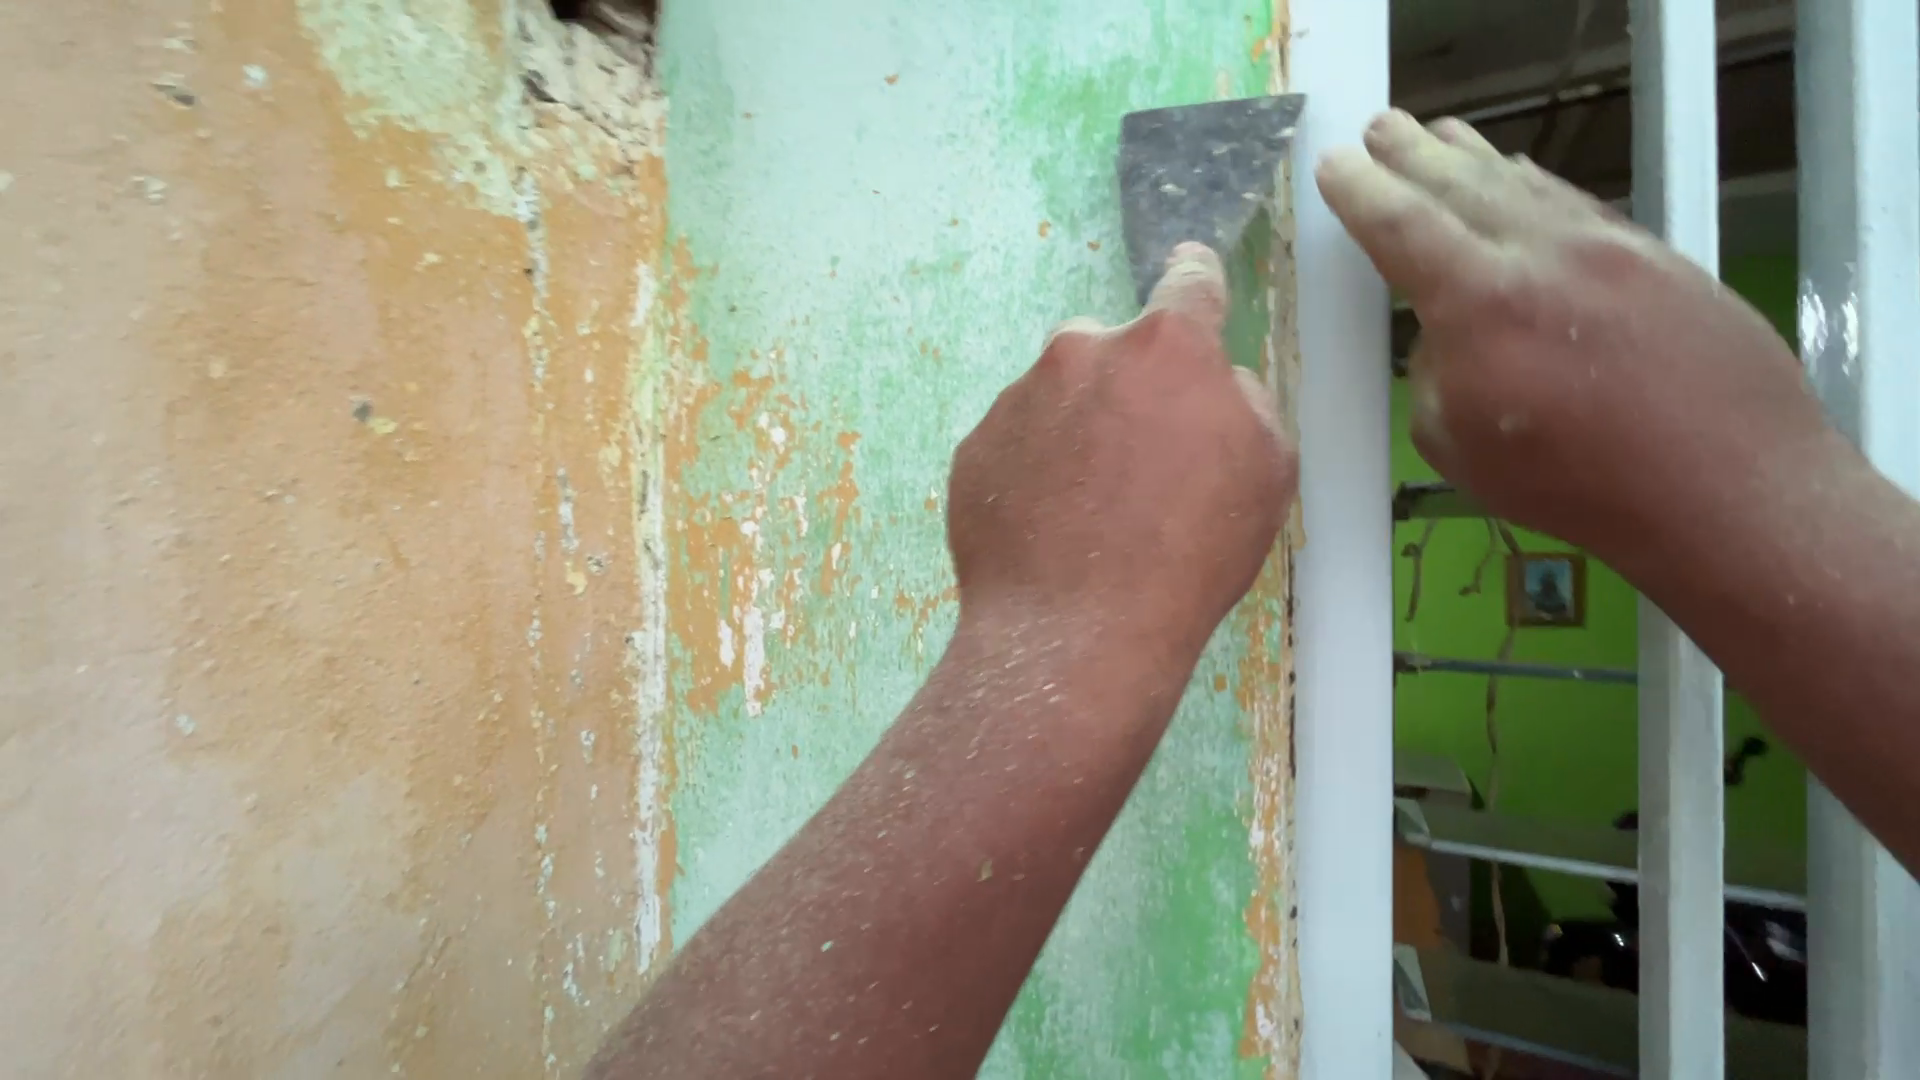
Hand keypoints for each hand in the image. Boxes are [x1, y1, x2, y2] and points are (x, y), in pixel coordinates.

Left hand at [946, 243, 1295, 656]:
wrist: (1075, 633)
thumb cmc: (1188, 556)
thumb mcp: (1266, 474)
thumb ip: (1245, 402)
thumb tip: (1216, 381)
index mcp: (1164, 348)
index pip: (1189, 283)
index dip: (1196, 280)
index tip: (1189, 274)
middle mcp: (1080, 353)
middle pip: (1111, 349)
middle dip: (1127, 386)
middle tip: (1135, 459)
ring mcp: (1016, 399)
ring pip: (1058, 395)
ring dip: (1075, 428)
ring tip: (1086, 508)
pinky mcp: (973, 447)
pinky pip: (1015, 440)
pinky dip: (1032, 466)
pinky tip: (1046, 524)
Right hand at [1316, 110, 1831, 563]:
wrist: (1720, 483)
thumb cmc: (1562, 478)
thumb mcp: (1451, 439)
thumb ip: (1433, 371)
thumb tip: (1445, 337)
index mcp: (1481, 300)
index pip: (1404, 227)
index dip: (1362, 194)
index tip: (1334, 165)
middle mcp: (1544, 253)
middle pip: (1463, 186)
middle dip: (1412, 154)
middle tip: (1378, 127)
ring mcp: (1607, 247)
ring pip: (1523, 184)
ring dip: (1471, 158)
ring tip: (1437, 134)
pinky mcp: (1653, 258)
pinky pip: (1572, 203)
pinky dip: (1530, 184)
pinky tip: (1517, 178)